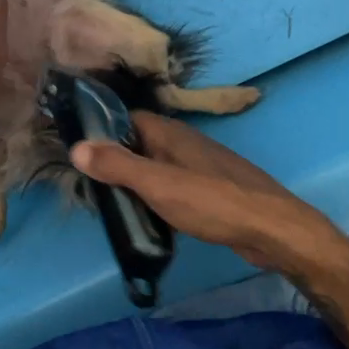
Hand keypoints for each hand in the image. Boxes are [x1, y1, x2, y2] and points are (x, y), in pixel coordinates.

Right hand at [73, 113, 346, 272]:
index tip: (77, 151)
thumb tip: (75, 146)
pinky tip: (152, 218)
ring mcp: (200, 165)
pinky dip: (158, 196)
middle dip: (115, 160)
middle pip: (139, 143)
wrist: (273, 230)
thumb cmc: (213, 202)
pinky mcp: (212, 189)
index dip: (100, 130)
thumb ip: (117, 166)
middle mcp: (184, 141)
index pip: (124, 119)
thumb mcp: (157, 184)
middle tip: (91, 186)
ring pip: (157, 166)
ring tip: (114, 205)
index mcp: (169, 132)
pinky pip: (173, 185)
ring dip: (137, 181)